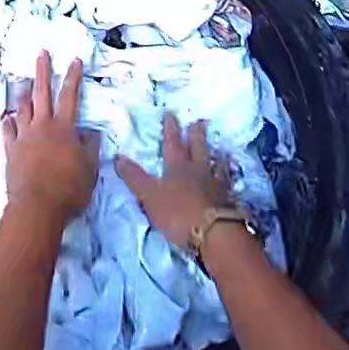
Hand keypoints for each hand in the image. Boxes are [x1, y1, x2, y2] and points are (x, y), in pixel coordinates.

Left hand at [1, 51, 99, 223]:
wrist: (36, 208)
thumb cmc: (68, 189)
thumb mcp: (90, 170)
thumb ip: (90, 148)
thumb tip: (91, 132)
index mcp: (64, 127)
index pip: (70, 96)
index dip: (73, 77)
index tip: (75, 60)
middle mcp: (42, 126)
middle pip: (42, 92)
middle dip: (43, 70)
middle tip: (41, 53)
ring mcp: (24, 136)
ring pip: (23, 108)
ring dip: (24, 94)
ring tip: (23, 83)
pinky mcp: (11, 150)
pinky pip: (8, 132)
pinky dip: (9, 124)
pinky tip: (8, 118)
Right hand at [114, 113, 230, 248]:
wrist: (215, 235)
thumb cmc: (178, 213)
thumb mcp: (149, 196)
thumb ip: (135, 177)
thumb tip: (118, 156)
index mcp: (177, 166)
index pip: (173, 143)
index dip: (170, 128)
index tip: (171, 114)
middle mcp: (198, 170)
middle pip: (197, 147)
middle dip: (195, 133)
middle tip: (199, 121)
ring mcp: (215, 184)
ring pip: (214, 162)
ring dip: (214, 152)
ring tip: (217, 144)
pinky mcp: (228, 200)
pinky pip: (228, 182)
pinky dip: (228, 175)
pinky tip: (230, 174)